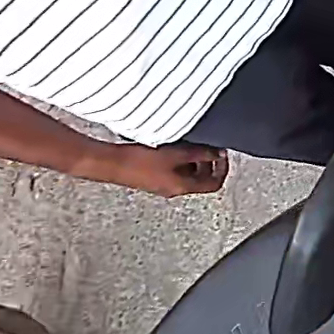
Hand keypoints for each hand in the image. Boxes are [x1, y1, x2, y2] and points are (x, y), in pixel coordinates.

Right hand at [73, 141, 227, 196]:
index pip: (214, 184)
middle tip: (210, 147)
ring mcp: (163, 184)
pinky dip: (182, 160)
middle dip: (210, 163)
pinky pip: (175, 170)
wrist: (110, 163)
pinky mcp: (153, 177)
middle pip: (203, 180)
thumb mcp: (177, 154)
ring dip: (196, 160)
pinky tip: (176, 146)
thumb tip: (219, 152)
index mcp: (183, 187)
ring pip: (189, 174)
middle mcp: (174, 189)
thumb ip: (201, 153)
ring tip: (193, 144)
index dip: (223, 169)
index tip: (223, 153)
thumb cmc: (140, 160)